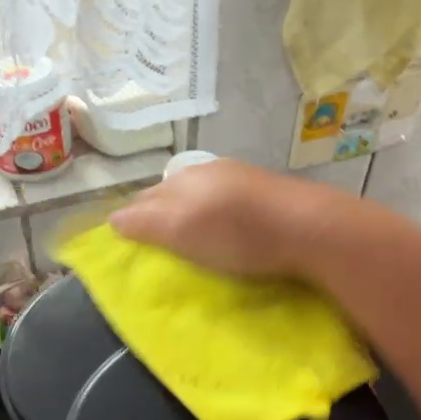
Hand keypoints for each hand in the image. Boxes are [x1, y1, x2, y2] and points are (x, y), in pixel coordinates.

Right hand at [108, 159, 342, 278]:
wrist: (307, 228)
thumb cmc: (236, 233)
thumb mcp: (180, 230)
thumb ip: (145, 223)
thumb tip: (112, 220)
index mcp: (181, 180)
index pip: (143, 199)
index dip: (132, 220)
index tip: (129, 245)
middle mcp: (206, 172)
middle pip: (170, 194)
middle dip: (158, 215)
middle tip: (157, 247)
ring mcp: (238, 179)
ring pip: (199, 196)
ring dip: (188, 216)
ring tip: (189, 243)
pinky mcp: (264, 193)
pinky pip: (226, 203)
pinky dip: (215, 218)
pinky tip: (224, 233)